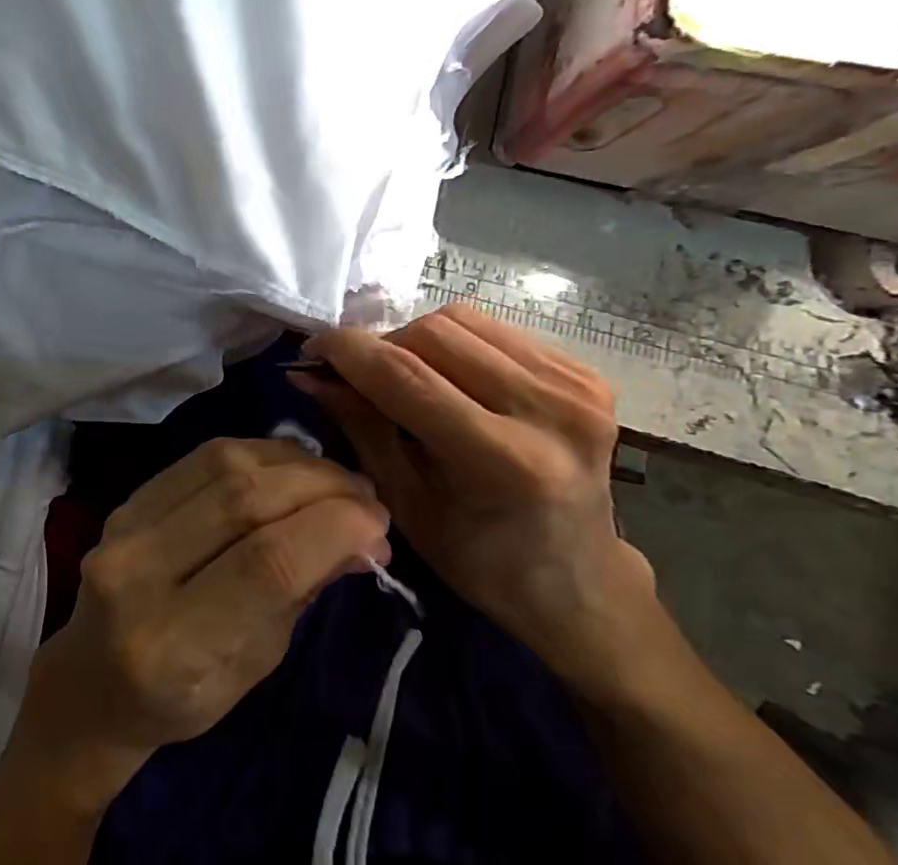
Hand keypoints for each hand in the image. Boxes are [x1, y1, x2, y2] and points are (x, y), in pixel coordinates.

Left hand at [14, 439, 390, 806]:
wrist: (91, 682)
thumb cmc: (180, 698)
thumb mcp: (254, 667)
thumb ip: (299, 595)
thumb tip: (363, 536)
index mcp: (172, 645)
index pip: (263, 564)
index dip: (331, 529)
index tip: (378, 523)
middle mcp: (137, 576)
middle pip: (242, 500)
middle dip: (320, 487)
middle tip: (365, 497)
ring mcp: (122, 530)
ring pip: (221, 464)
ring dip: (293, 462)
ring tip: (334, 480)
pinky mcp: (125, 502)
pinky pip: (199, 457)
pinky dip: (256, 453)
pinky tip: (289, 467)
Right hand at [297, 305, 658, 698]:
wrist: (576, 578)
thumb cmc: (475, 556)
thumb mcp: (403, 500)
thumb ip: (360, 425)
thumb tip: (309, 371)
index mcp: (501, 460)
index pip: (404, 375)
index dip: (348, 351)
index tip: (312, 348)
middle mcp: (549, 411)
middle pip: (433, 333)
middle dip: (382, 346)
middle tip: (362, 376)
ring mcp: (576, 387)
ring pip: (463, 319)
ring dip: (417, 340)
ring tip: (408, 377)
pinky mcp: (588, 374)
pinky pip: (496, 329)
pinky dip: (456, 344)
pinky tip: (452, 379)